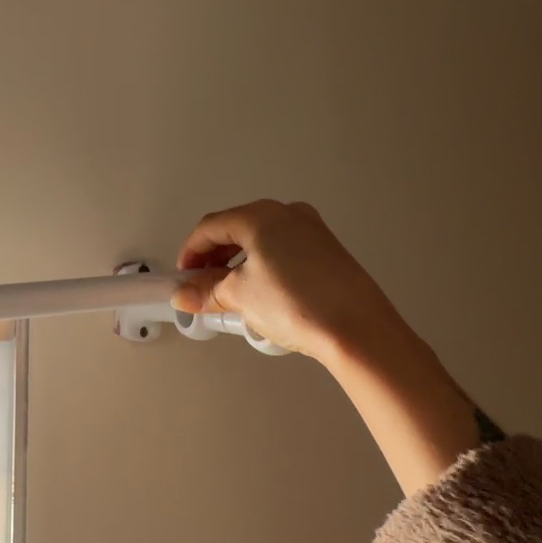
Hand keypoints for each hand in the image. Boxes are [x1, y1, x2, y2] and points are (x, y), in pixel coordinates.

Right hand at [172, 199, 418, 369]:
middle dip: (213, 257)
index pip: (210, 227)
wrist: (358, 329)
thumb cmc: (294, 304)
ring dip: (238, 262)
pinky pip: (282, 248)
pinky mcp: (328, 249)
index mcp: (260, 215)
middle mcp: (286, 212)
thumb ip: (206, 291)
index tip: (183, 278)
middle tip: (202, 287)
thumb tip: (183, 296)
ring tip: (230, 293)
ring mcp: (311, 229)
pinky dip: (263, 264)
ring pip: (260, 239)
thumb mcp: (240, 297)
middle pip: (235, 229)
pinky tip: (262, 291)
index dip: (190, 252)